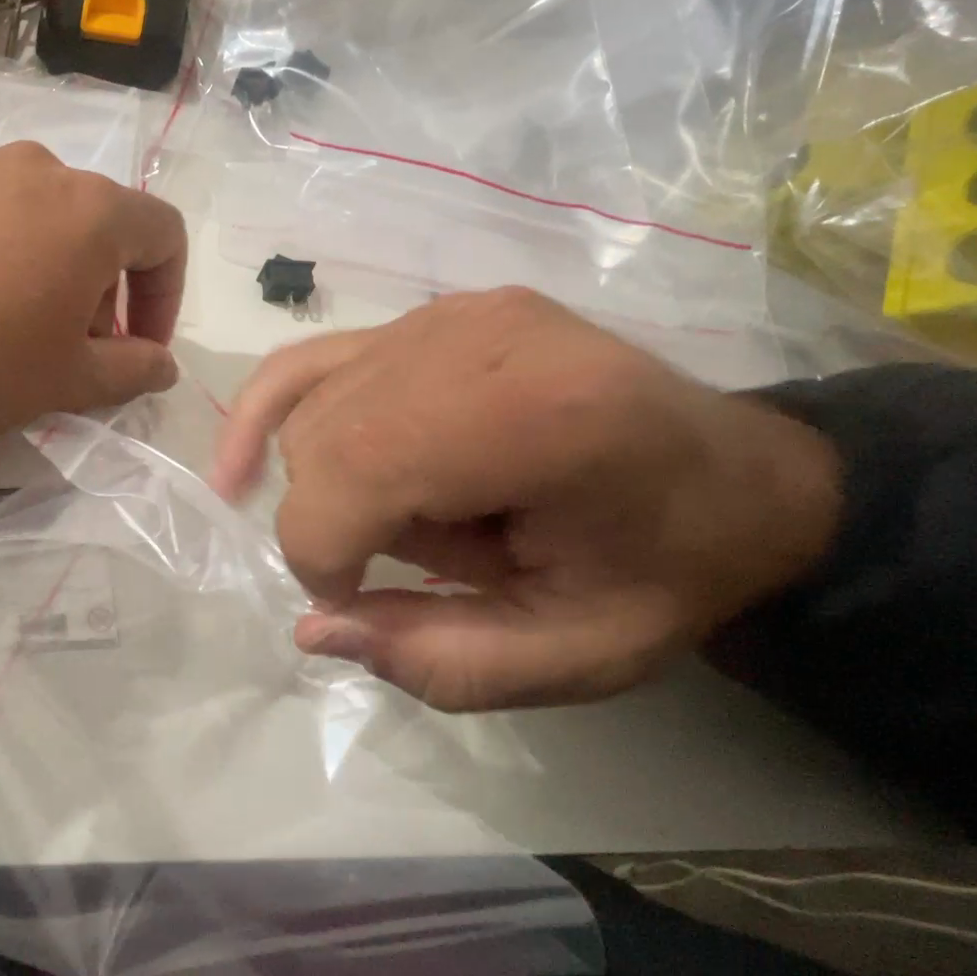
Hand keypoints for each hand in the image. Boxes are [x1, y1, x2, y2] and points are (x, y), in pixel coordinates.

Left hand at [0, 142, 185, 446]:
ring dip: (45, 263)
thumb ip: (133, 369)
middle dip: (101, 285)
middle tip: (70, 344)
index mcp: (90, 210)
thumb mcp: (68, 381)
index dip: (165, 294)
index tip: (140, 344)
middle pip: (97, 222)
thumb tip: (164, 364)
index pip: (163, 233)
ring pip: (36, 211)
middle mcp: (38, 167)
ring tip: (9, 320)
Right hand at [211, 288, 842, 711]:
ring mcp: (446, 313)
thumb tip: (309, 628)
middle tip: (402, 563)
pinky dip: (267, 415)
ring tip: (405, 510)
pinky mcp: (425, 314)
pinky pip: (309, 363)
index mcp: (537, 416)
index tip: (357, 603)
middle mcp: (479, 338)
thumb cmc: (663, 572)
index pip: (355, 477)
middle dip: (330, 523)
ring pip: (308, 410)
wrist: (736, 477)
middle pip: (322, 443)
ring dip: (329, 481)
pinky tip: (240, 461)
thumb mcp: (572, 657)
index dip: (326, 556)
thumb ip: (438, 662)